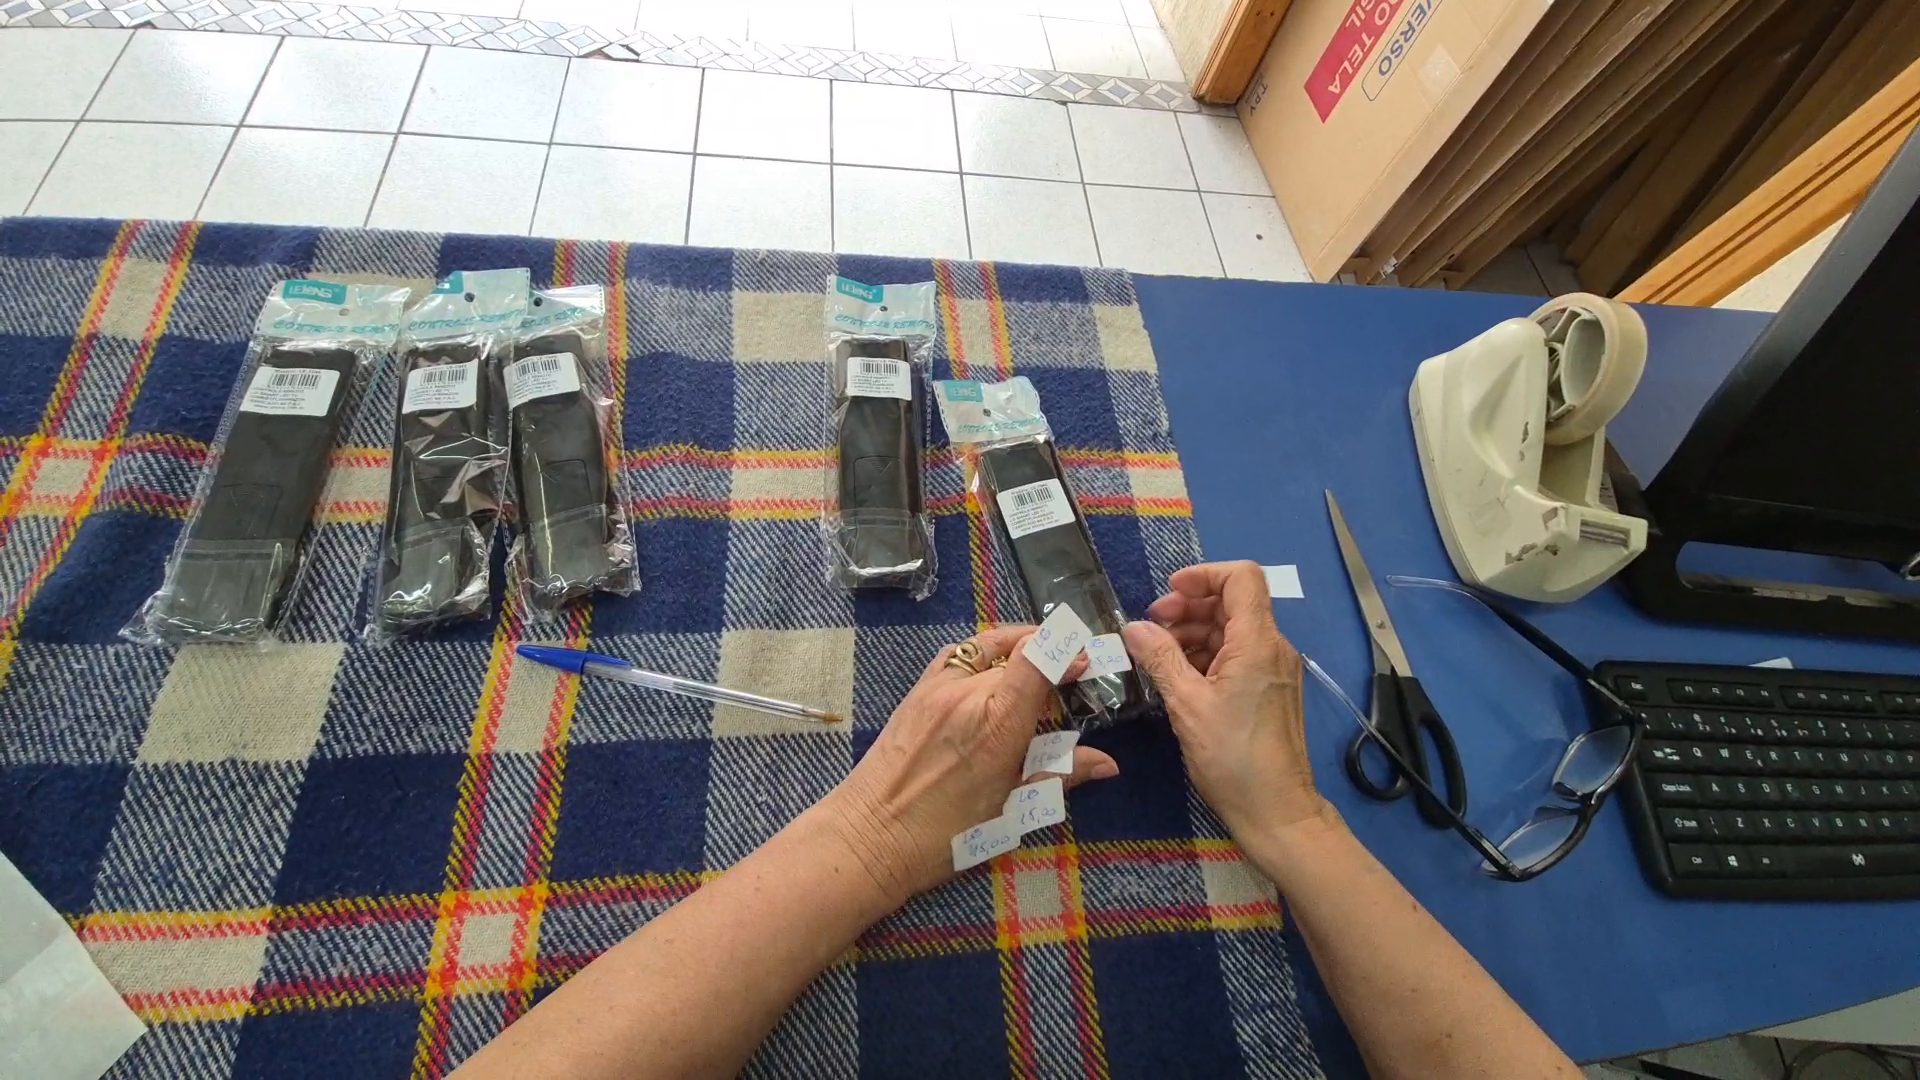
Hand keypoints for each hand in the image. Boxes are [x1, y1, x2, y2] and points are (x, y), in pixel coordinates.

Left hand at [827, 625, 1120, 905]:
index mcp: (998, 722)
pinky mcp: (918, 688)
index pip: (1037, 658)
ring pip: (987, 645)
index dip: (1066, 650)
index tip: (1085, 661)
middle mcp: (968, 692)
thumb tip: (1108, 764)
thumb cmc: (945, 835)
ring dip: (1018, 645)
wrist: (869, 836)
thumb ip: (1060, 775)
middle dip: (1049, 654)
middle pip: (1018, 650)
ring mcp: (938, 685)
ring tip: (1037, 662)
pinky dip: (984, 652)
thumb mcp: (1012, 811)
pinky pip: (958, 653)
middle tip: (1069, 674)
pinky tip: (994, 670)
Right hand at [1122, 561, 1327, 840]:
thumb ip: (1160, 658)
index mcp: (1258, 643)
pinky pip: (1236, 654)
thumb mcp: (1187, 704)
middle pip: (1232, 602)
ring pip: (1231, 629)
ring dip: (1192, 632)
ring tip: (1157, 655)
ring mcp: (1273, 669)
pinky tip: (1178, 675)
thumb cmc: (1232, 757)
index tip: (1168, 594)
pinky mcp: (1268, 689)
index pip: (1241, 578)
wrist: (1277, 812)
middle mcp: (1272, 648)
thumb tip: (1134, 627)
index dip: (1203, 575)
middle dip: (1188, 606)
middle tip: (1151, 628)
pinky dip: (1205, 654)